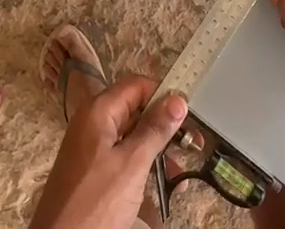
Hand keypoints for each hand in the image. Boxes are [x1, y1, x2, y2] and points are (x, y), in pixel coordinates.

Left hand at [29, 75, 184, 228]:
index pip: (136, 85)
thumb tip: (178, 98)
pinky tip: (163, 184)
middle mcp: (92, 122)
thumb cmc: (96, 200)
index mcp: (98, 111)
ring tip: (180, 172)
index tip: (189, 112)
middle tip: (193, 143)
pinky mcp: (92, 170)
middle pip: (134, 110)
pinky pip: (123, 157)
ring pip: (131, 136)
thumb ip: (155, 129)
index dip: (162, 93)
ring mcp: (91, 147)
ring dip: (157, 149)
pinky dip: (143, 165)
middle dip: (164, 125)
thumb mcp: (131, 164)